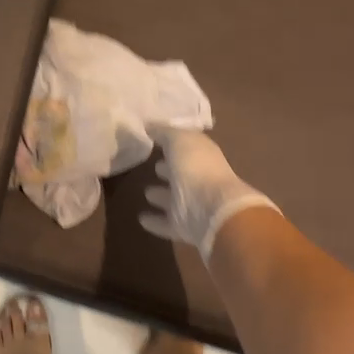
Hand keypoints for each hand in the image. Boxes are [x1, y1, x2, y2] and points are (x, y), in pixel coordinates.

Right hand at [140, 125, 278, 262]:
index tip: (154, 138)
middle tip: (152, 165)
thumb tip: (151, 126)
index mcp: (202, 155)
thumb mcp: (179, 140)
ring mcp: (194, 204)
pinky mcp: (186, 226)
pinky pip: (167, 222)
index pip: (187, 146)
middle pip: (182, 172)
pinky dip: (156, 220)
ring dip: (161, 195)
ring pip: (174, 198)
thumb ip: (165, 132)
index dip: (173, 141)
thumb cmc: (196, 167)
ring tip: (146, 191)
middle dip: (168, 168)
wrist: (211, 210)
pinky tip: (142, 218)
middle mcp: (199, 178)